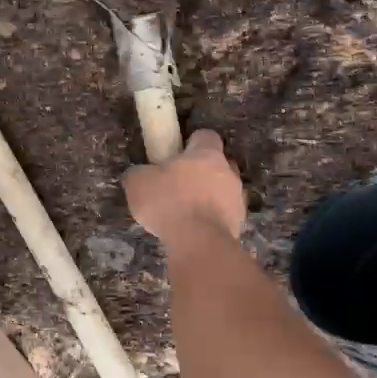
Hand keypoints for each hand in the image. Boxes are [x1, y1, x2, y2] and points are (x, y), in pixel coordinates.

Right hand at [121, 129, 245, 246]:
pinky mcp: (239, 222)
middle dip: (201, 170)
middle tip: (178, 181)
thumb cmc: (168, 201)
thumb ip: (140, 172)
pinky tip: (192, 225)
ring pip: (222, 188)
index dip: (191, 142)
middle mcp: (228, 171)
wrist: (198, 241)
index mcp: (206, 154)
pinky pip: (223, 211)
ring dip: (207, 194)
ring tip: (184, 208)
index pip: (206, 136)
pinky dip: (210, 215)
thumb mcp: (137, 181)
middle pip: (218, 163)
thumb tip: (141, 173)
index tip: (176, 153)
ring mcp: (238, 198)